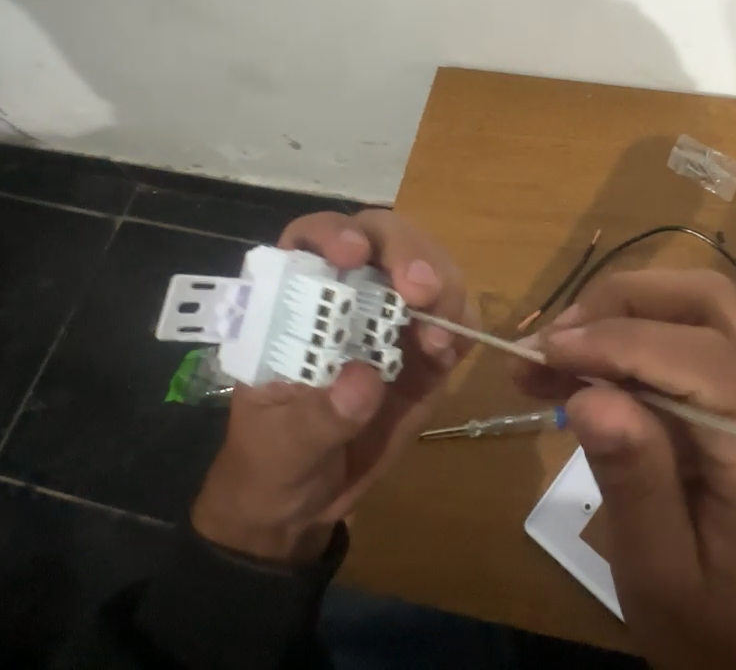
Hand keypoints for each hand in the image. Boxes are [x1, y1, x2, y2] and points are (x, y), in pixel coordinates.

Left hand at [190, 209, 471, 562]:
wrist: (304, 502)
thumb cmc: (273, 461)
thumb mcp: (281, 447)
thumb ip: (317, 417)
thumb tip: (364, 382)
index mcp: (298, 299)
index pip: (313, 239)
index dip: (334, 233)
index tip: (354, 253)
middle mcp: (350, 292)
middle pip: (385, 239)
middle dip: (409, 253)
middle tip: (423, 291)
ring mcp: (394, 317)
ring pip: (430, 269)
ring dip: (444, 288)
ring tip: (441, 339)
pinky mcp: (429, 348)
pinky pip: (457, 318)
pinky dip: (463, 325)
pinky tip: (450, 354)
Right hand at [516, 269, 735, 669]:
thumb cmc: (714, 630)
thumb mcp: (660, 572)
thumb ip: (634, 481)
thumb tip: (589, 394)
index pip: (702, 359)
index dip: (621, 340)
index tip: (547, 351)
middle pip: (709, 303)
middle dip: (623, 302)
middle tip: (553, 340)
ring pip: (703, 308)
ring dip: (625, 312)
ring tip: (554, 353)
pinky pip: (697, 340)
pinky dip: (637, 337)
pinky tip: (583, 369)